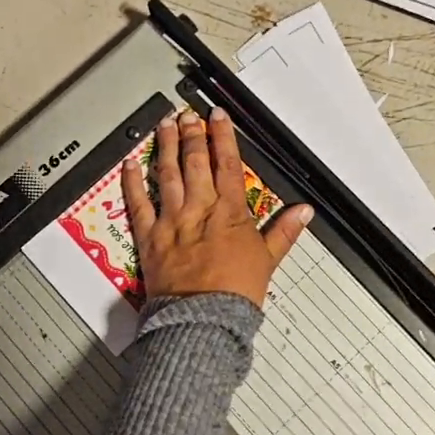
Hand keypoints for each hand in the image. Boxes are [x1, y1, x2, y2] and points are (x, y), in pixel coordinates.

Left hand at [120, 107, 311, 306]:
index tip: (218, 117)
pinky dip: (133, 182)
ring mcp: (172, 220)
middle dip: (192, 134)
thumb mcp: (268, 260)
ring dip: (165, 146)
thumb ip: (283, 232)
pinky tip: (130, 164)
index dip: (222, 136)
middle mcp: (199, 209)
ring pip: (167, 174)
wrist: (202, 320)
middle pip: (194, 162)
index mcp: (229, 213)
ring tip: (165, 125)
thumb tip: (304, 212)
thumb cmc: (235, 293)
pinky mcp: (150, 237)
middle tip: (188, 114)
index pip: (226, 164)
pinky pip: (138, 203)